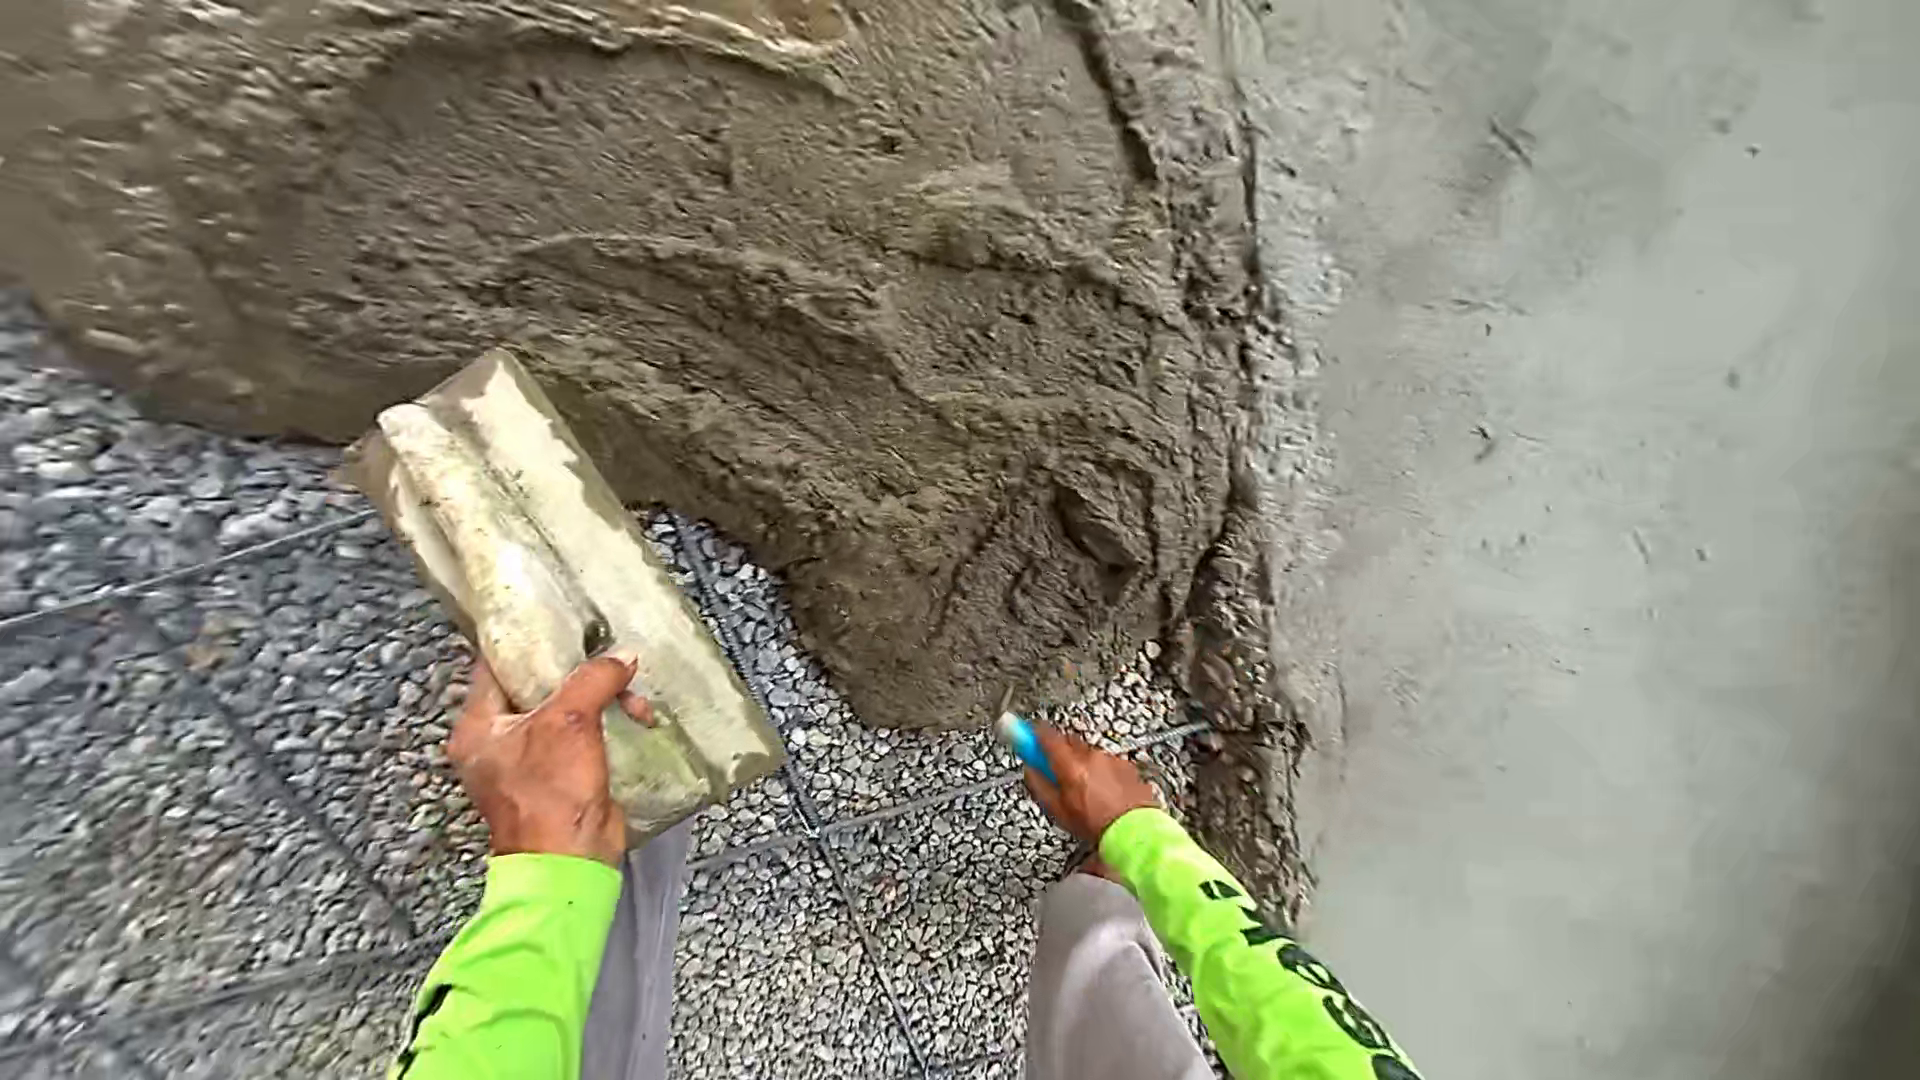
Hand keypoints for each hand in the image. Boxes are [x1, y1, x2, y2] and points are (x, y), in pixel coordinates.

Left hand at [448, 652, 652, 866]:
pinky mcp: (566, 768)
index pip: (497, 665)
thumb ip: (593, 679)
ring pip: (574, 704)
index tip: (565, 621)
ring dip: (609, 697)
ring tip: (636, 703)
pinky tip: (640, 717)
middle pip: (543, 683)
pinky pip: (591, 727)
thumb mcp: (569, 722)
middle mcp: (502, 737)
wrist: (572, 859)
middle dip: (584, 671)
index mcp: (480, 725)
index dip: (529, 640)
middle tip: (614, 661)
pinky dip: (615, 718)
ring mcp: (535, 754)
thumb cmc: (552, 792)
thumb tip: (623, 657)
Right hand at [1021, 723, 1160, 846]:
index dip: (1035, 734)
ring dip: (1083, 764)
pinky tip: (1104, 792)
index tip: (1028, 736)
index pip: (1046, 735)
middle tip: (1058, 772)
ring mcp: (1110, 758)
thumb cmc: (1097, 827)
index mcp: (1070, 766)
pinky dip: (1102, 771)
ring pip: (1088, 753)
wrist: (1136, 833)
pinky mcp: (1125, 764)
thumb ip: (1039, 785)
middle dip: (1060, 753)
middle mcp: (1091, 756)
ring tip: (1086, 791)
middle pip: (1068, 742)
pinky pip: (1106, 762)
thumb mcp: (1058, 811)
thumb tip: (1029, 769)